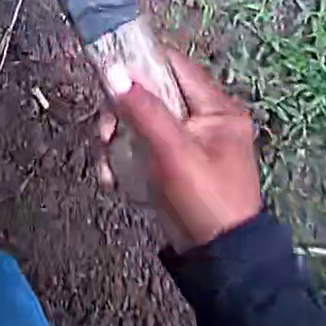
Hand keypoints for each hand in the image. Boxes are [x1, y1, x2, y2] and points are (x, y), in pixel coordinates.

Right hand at [100, 50, 261, 250]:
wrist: (219, 261)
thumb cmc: (206, 202)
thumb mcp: (175, 152)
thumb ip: (145, 110)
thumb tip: (116, 73)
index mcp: (217, 109)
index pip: (174, 66)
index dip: (140, 63)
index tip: (107, 69)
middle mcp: (202, 120)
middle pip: (149, 94)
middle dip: (121, 111)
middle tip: (106, 130)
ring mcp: (184, 142)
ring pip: (137, 120)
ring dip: (115, 138)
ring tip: (107, 160)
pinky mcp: (169, 162)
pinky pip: (137, 145)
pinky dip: (120, 158)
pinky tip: (113, 177)